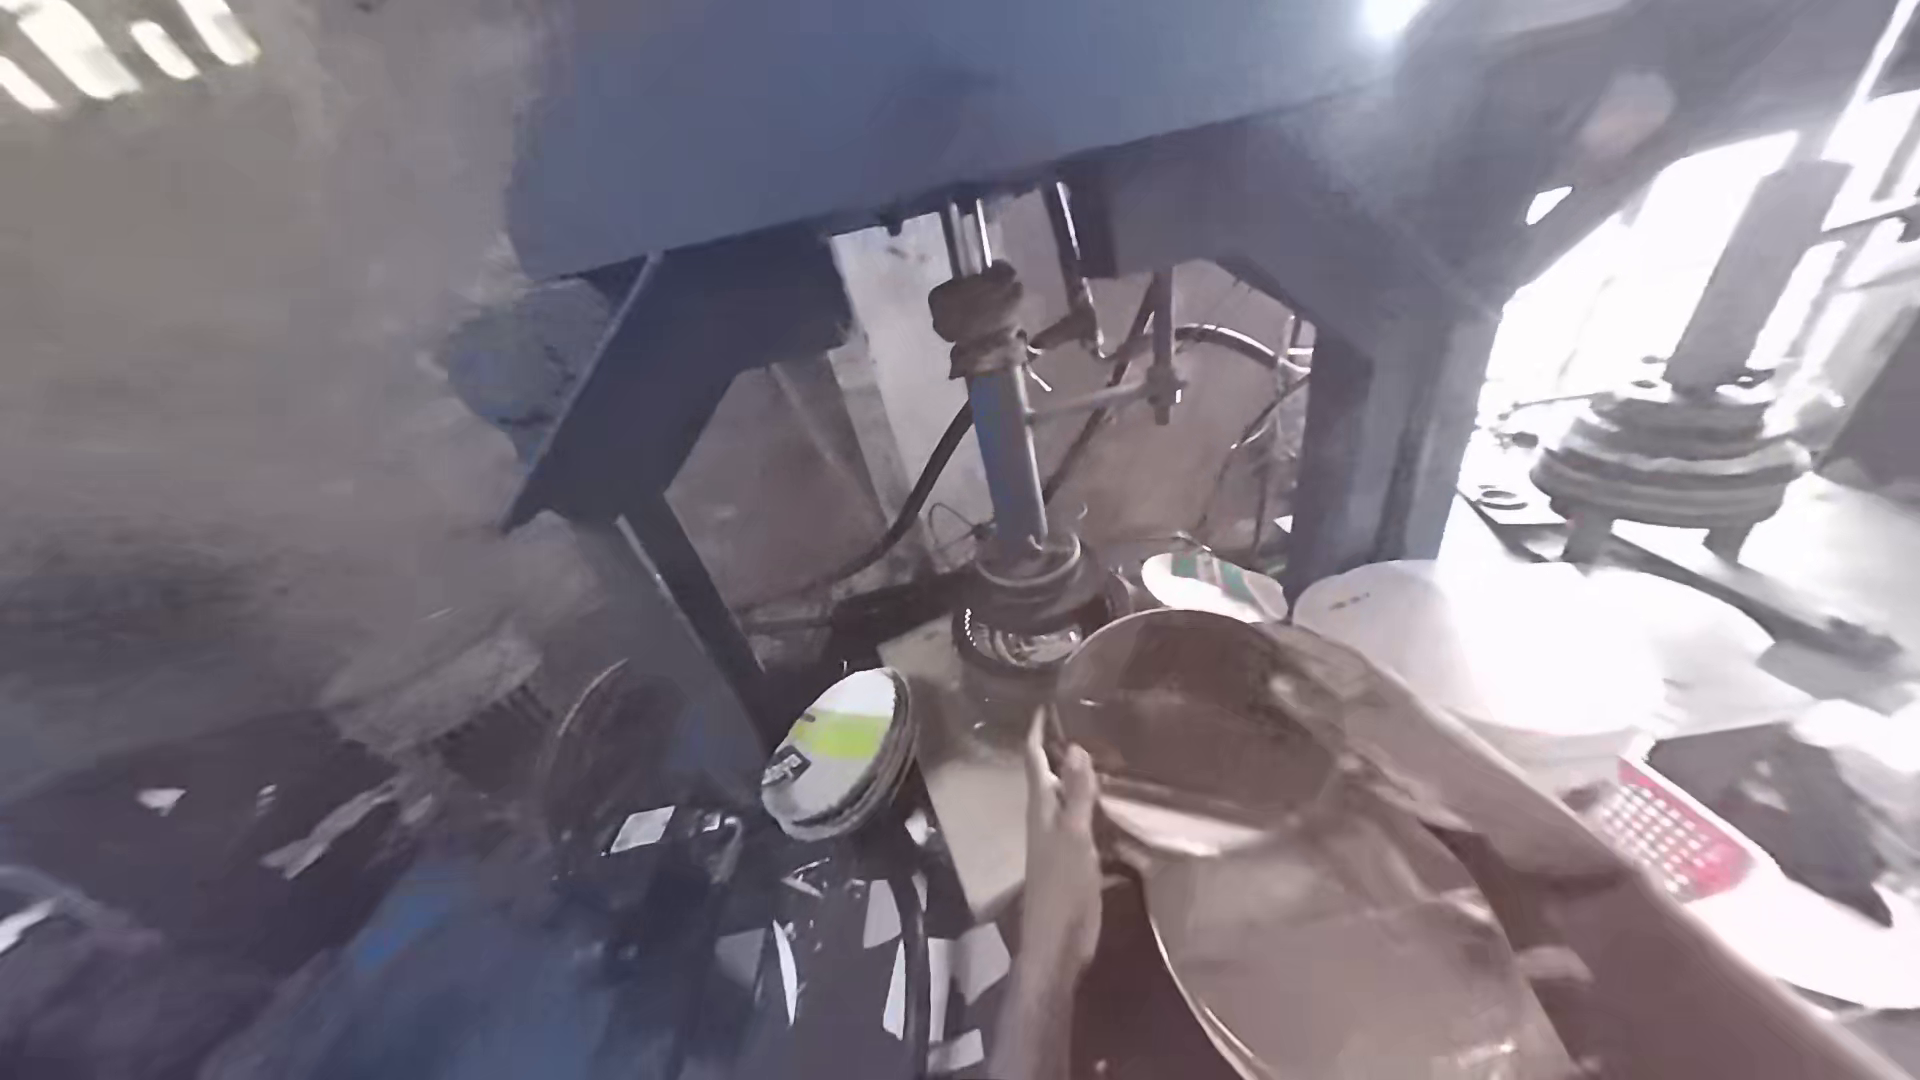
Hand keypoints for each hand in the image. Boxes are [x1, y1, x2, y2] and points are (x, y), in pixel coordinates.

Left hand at [1021, 709, 1102, 973]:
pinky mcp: (1076, 857)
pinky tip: (1123, 809)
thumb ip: (1077, 793)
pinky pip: (1088, 824)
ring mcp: (1060, 836)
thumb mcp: (1074, 835)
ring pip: (1071, 797)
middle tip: (1090, 723)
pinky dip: (1101, 812)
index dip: (1038, 730)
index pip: (1034, 756)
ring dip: (1085, 779)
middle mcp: (1047, 814)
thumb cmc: (1063, 885)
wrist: (1058, 942)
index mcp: (1041, 804)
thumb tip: (1076, 746)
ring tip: (1112, 758)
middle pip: (1052, 773)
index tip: (1046, 704)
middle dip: (1065, 748)